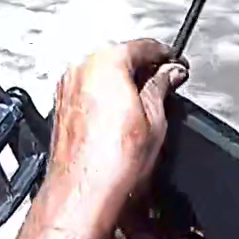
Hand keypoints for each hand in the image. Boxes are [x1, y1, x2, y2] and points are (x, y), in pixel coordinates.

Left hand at [43, 39, 187, 222]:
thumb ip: (162, 87)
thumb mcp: (154, 120)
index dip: (166, 55)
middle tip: (166, 84)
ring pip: (102, 71)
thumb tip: (170, 73)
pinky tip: (120, 116)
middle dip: (143, 69)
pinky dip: (105, 94)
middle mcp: (82, 66)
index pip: (143, 46)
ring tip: (144, 105)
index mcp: (107, 61)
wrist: (81, 193)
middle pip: (120, 56)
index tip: (176, 64)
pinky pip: (89, 87)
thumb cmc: (113, 162)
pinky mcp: (61, 102)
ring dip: (123, 81)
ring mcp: (68, 84)